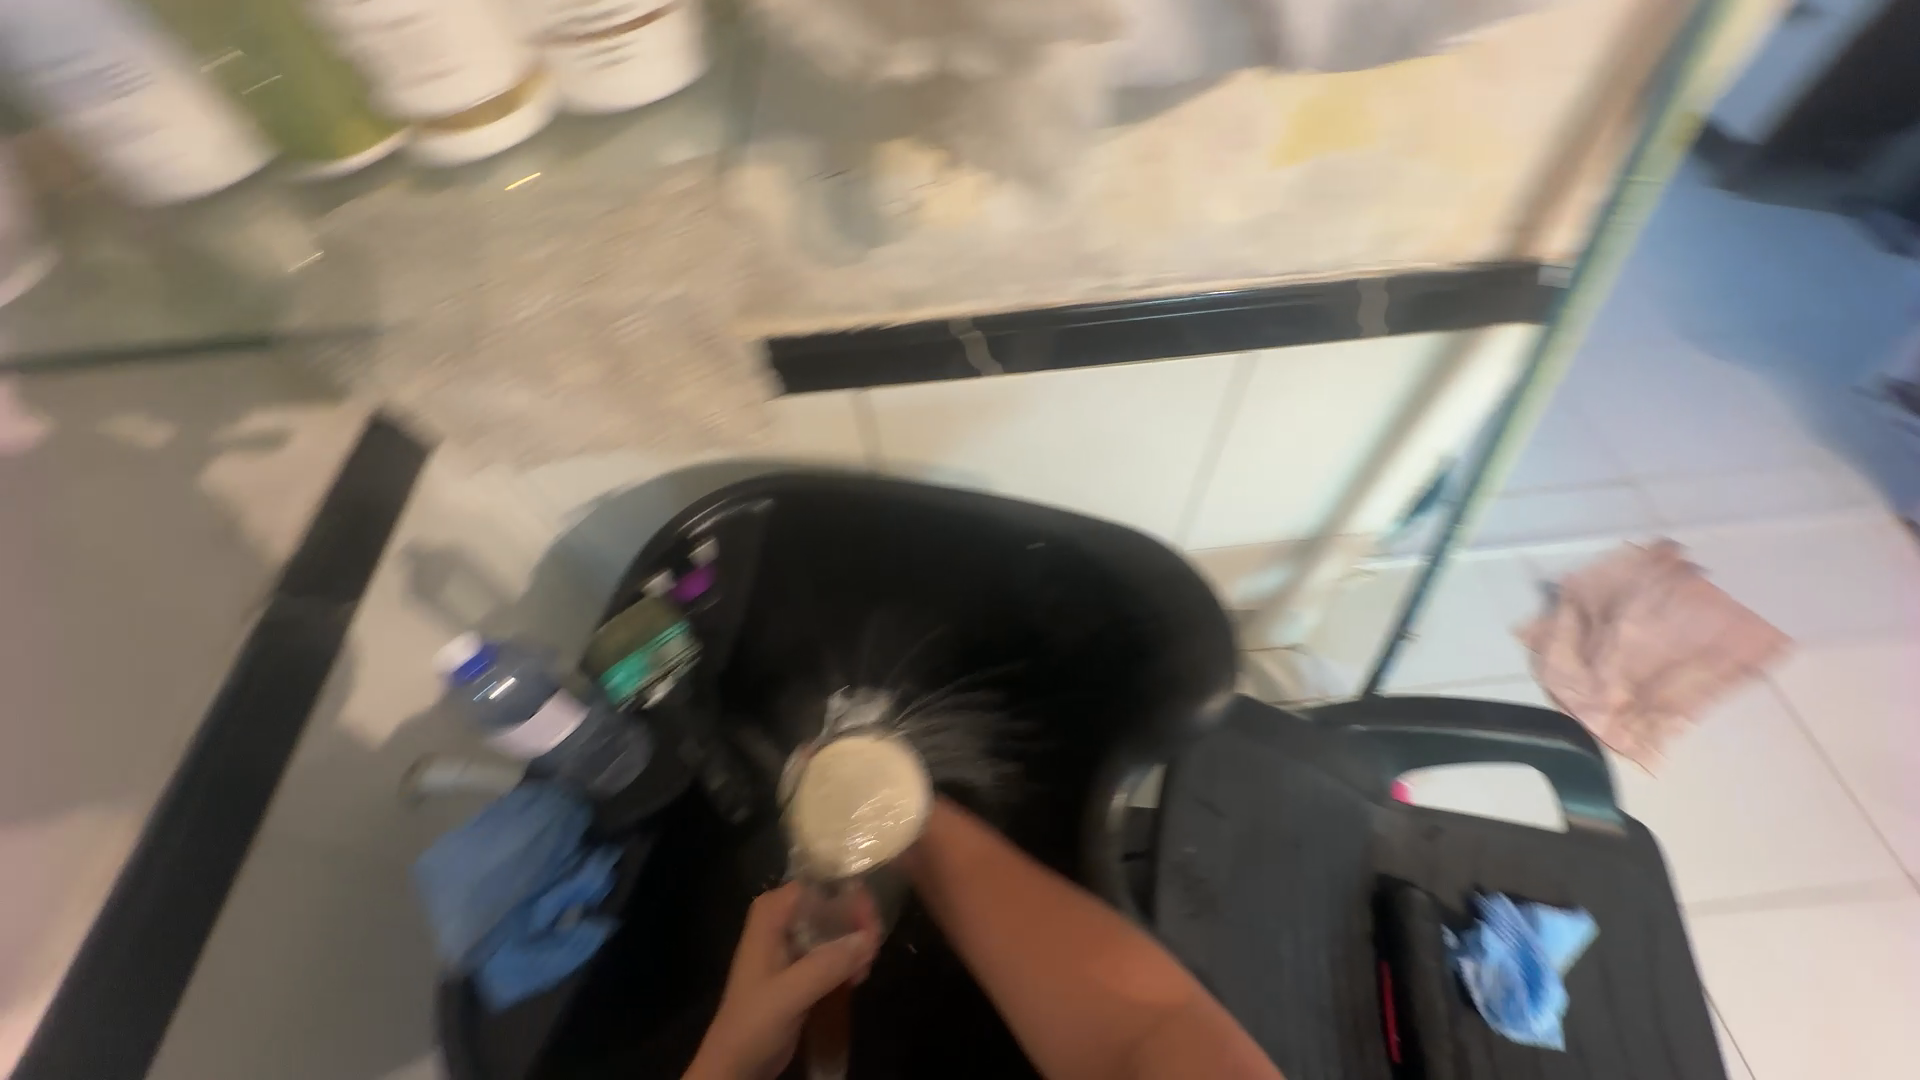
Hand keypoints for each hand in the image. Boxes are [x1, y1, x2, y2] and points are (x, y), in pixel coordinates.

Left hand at [684, 882, 878, 1079]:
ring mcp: (792, 943)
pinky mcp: (802, 968)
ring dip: (855, 944)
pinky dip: (848, 960)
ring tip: (865, 969)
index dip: (849, 895)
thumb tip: (869, 938)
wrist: (734, 1068)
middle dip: (856, 922)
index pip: (818, 885)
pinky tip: (858, 978)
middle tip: (874, 948)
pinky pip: (833, 951)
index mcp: (772, 913)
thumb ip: (827, 965)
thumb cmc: (752, 1023)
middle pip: (830, 904)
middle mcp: (782, 919)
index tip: (872, 921)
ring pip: (835, 928)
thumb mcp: (789, 994)